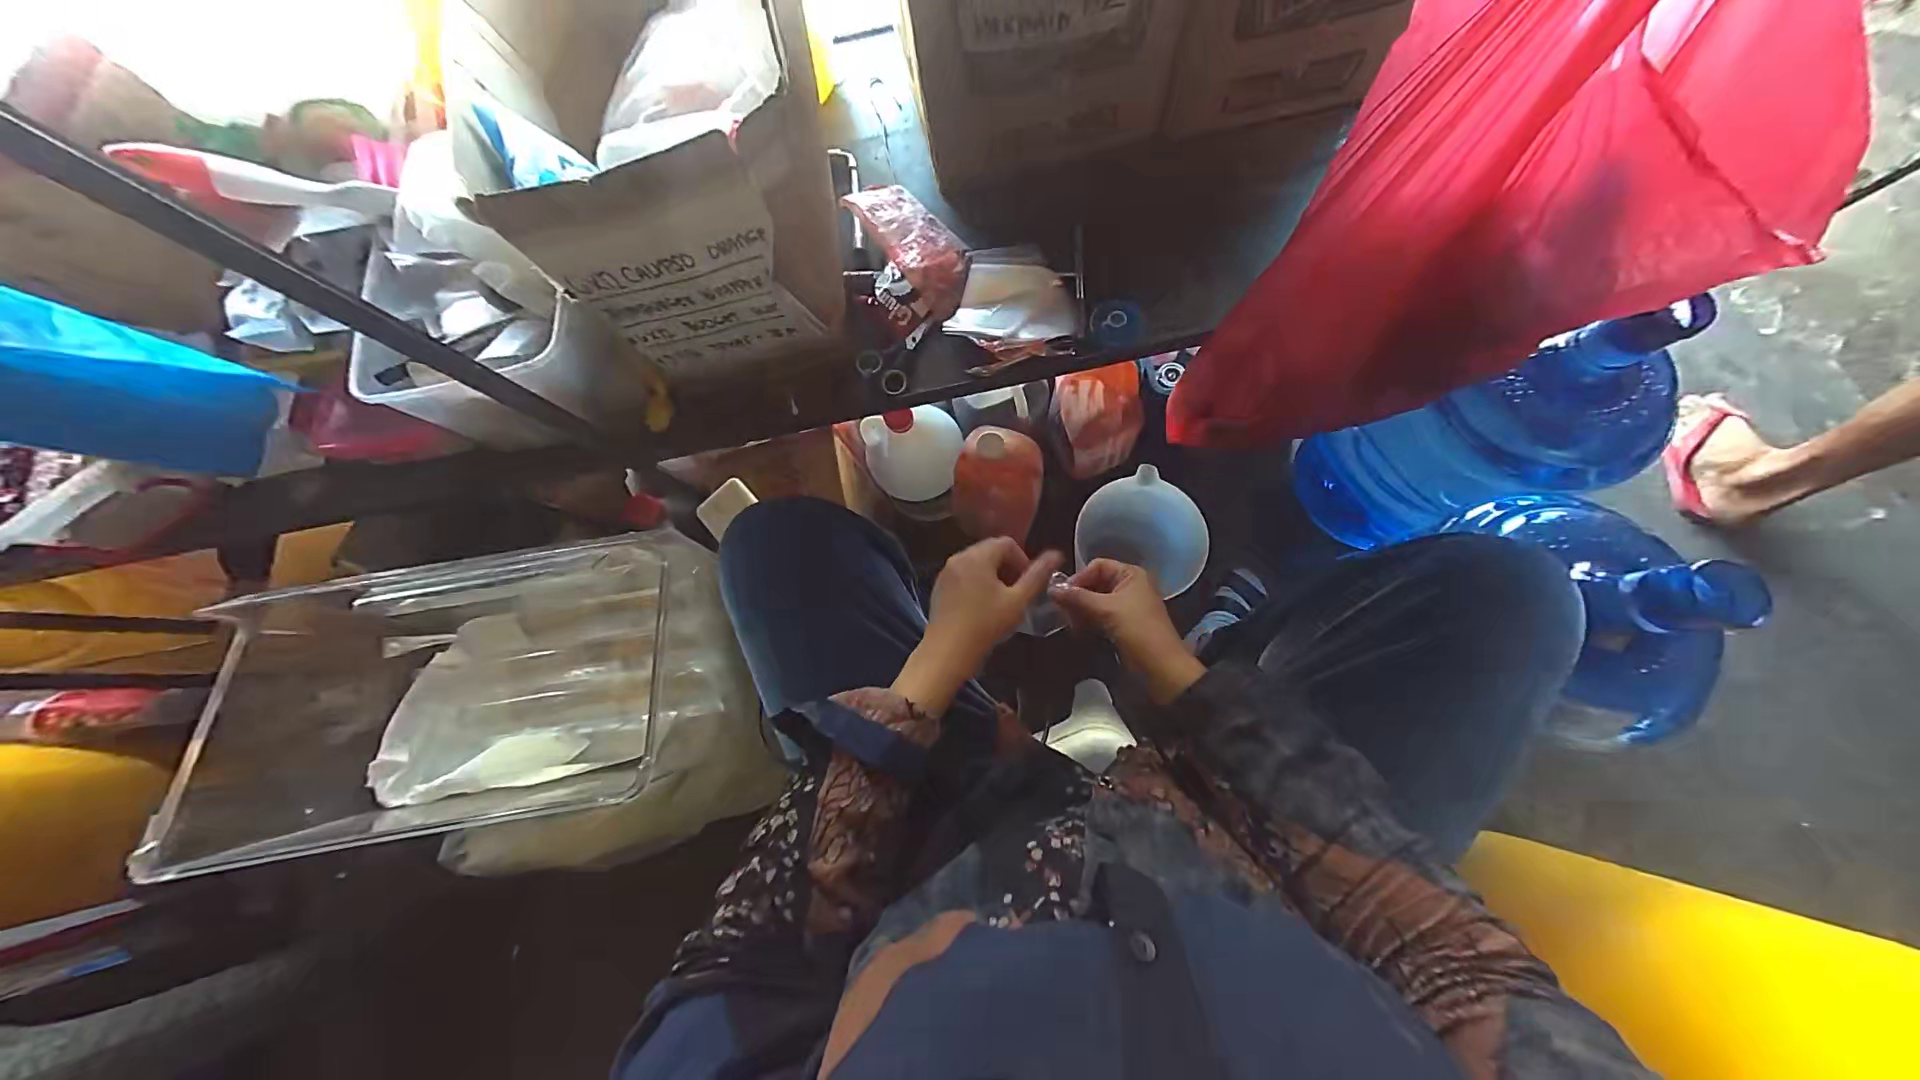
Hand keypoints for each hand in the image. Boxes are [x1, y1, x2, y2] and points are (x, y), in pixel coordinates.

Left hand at [892, 539, 1063, 715]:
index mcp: (978, 556)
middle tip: (1017, 594)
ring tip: (1001, 602)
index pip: (1007, 543)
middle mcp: (958, 558)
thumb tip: (1056, 555)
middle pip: (991, 551)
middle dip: (1008, 568)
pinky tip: (982, 608)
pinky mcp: (939, 588)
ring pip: (977, 564)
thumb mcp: (1018, 601)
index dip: (1023, 560)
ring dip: (993, 577)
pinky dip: (977, 584)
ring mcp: (946, 573)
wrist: (947, 652)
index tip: (1027, 584)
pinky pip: (963, 576)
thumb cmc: (986, 625)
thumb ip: (1038, 575)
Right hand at [1051, 559, 1205, 703]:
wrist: (1161, 667)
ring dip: (1080, 611)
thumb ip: (1078, 597)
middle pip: (1094, 583)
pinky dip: (1087, 621)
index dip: (1079, 578)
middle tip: (1062, 612)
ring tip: (1070, 624)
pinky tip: (1077, 630)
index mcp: (1130, 574)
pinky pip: (1098, 615)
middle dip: (1077, 597)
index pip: (1097, 566)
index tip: (1062, 595)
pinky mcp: (1120, 624)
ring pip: (1094, 601)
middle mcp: (1127, 586)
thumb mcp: (1107, 610)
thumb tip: (1052, 589)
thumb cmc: (1138, 631)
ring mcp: (1124, 606)